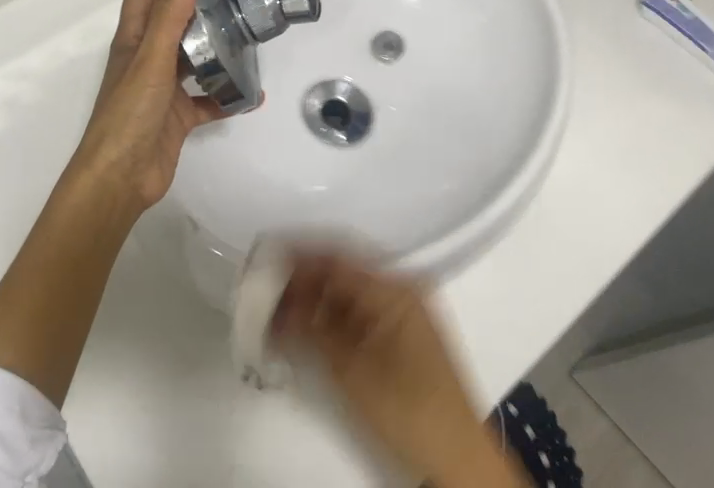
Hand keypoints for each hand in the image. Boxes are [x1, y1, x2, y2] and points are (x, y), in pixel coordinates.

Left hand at [66, 0, 231, 210]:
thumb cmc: (128, 114)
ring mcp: (161, 89)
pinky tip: (252, 95)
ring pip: (191, 59)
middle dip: (196, 4)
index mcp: (132, 40)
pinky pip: (207, 101)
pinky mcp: (176, 117)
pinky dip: (227, 97)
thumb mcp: (150, 61)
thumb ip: (169, 19)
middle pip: (170, 21)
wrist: (120, 178)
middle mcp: (145, 59)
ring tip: (245, 39)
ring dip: (214, 48)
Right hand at [274, 252, 527, 487]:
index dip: (293, 254)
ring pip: (342, 295)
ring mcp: (400, 314)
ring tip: (267, 315)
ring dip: (306, 302)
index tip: (257, 260)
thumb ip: (309, 325)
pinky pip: (353, 315)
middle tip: (256, 291)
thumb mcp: (351, 367)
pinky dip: (324, 321)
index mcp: (395, 287)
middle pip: (337, 272)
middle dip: (295, 281)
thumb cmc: (408, 409)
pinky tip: (295, 333)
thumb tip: (271, 296)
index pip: (334, 255)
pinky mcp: (396, 338)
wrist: (457, 460)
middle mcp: (399, 290)